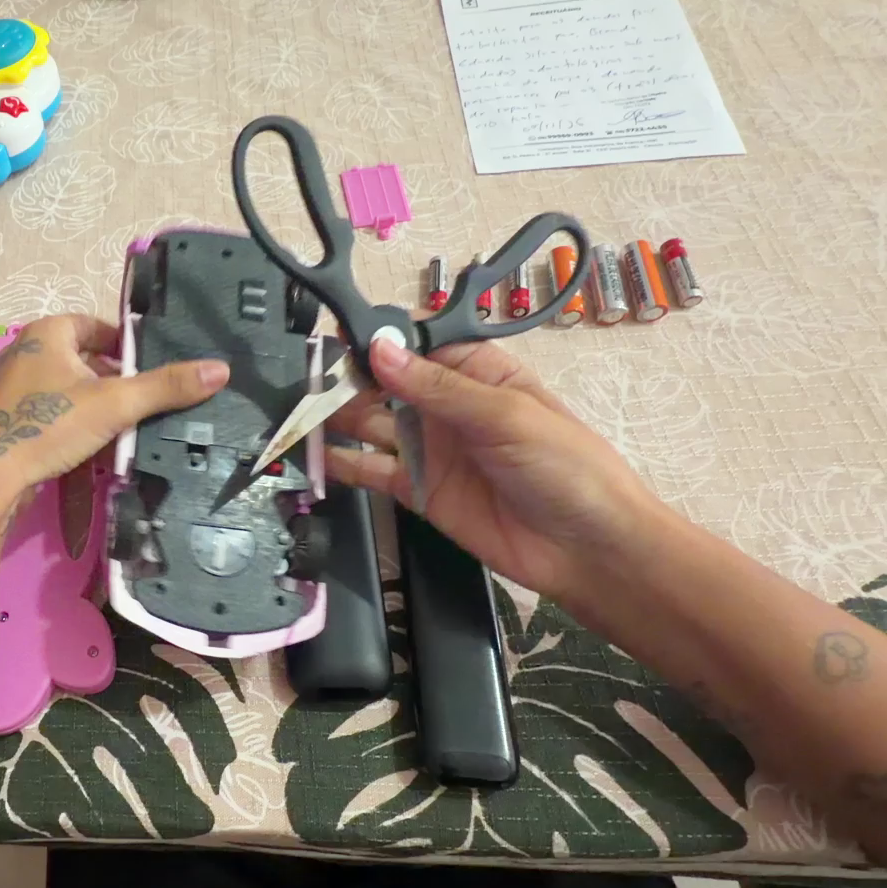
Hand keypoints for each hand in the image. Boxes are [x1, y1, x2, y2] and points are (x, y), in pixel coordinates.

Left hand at [0, 314, 226, 512]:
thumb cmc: (47, 426)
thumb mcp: (115, 404)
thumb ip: (166, 387)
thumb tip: (221, 370)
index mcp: (46, 332)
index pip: (97, 327)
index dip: (126, 347)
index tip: (149, 371)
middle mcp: (24, 351)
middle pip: (82, 359)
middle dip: (112, 382)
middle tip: (140, 405)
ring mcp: (9, 387)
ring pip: (65, 389)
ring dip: (92, 407)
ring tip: (121, 429)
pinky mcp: (3, 419)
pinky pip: (47, 413)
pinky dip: (70, 425)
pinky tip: (87, 448)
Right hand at [327, 337, 665, 600]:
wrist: (584, 549)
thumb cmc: (563, 467)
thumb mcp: (504, 416)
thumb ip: (436, 387)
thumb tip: (380, 350)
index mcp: (477, 374)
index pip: (419, 346)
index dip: (381, 340)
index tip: (340, 338)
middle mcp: (446, 408)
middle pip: (386, 384)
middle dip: (350, 379)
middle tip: (311, 380)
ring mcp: (428, 449)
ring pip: (371, 425)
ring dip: (338, 418)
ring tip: (302, 413)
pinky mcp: (414, 490)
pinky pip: (371, 470)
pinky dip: (343, 463)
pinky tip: (316, 456)